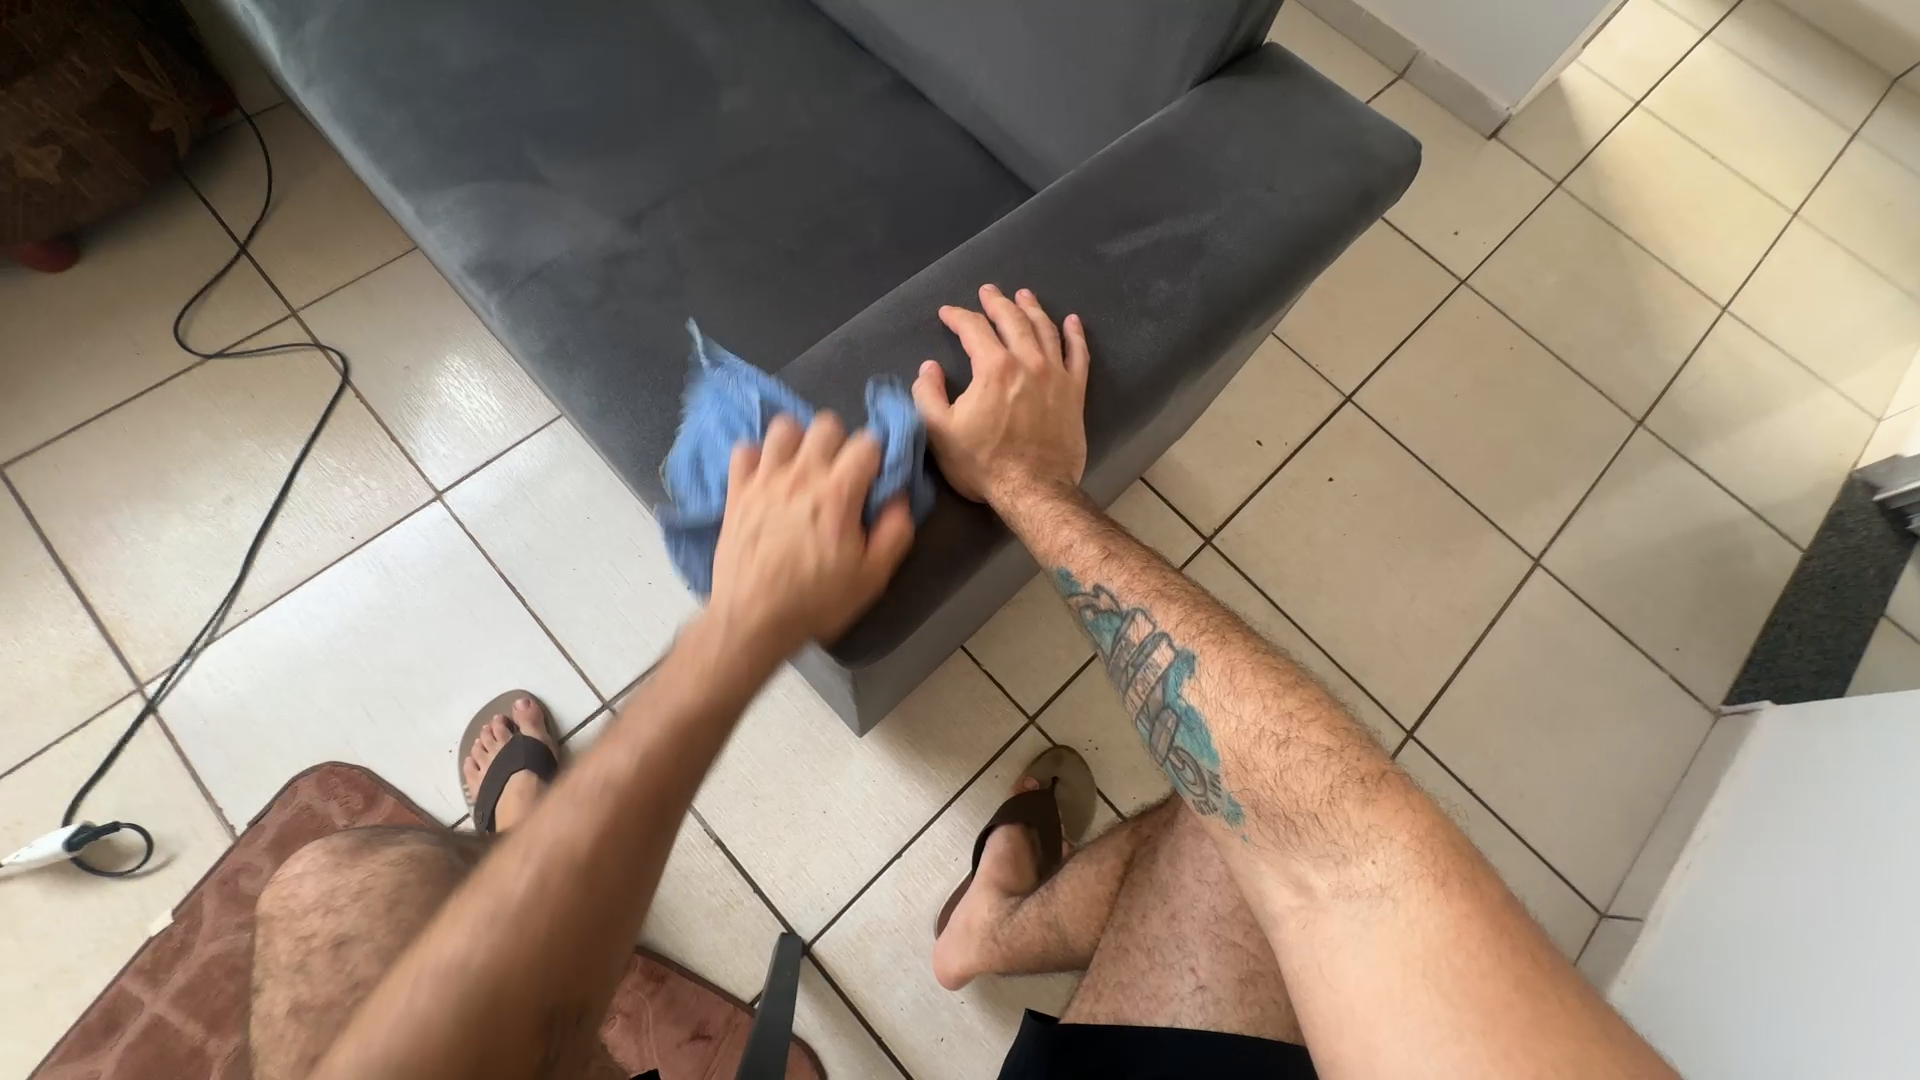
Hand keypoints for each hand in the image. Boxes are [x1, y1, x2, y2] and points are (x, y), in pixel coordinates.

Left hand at [708, 413, 915, 651]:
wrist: (752, 620)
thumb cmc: (816, 600)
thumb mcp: (872, 577)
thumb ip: (895, 533)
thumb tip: (898, 499)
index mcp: (838, 493)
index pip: (867, 443)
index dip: (876, 456)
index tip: (874, 478)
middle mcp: (801, 475)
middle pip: (826, 424)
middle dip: (841, 442)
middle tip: (841, 472)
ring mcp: (764, 480)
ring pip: (784, 427)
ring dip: (799, 441)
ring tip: (803, 467)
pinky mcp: (736, 491)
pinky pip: (745, 450)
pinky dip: (758, 458)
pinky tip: (767, 478)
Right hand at [912, 284, 1088, 508]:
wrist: (1033, 489)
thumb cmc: (984, 464)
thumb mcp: (940, 432)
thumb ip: (928, 394)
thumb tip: (929, 368)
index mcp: (993, 368)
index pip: (973, 329)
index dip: (958, 317)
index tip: (947, 314)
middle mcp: (1027, 362)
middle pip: (1012, 320)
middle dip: (997, 302)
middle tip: (988, 292)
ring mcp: (1056, 375)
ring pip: (1045, 330)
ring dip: (1032, 309)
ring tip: (1024, 296)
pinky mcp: (1075, 393)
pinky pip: (1078, 354)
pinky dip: (1075, 334)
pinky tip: (1072, 321)